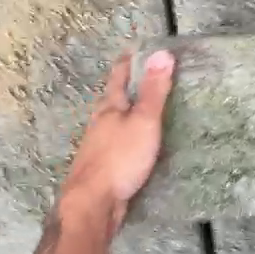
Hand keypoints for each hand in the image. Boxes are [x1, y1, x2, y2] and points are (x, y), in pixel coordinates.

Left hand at [58, 49, 175, 229]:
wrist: (92, 205)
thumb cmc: (119, 158)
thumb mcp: (144, 121)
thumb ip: (154, 90)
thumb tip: (162, 53)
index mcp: (109, 108)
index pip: (118, 77)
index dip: (127, 62)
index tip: (135, 48)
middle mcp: (100, 123)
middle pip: (112, 98)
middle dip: (125, 86)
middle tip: (141, 76)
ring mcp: (98, 146)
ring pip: (113, 122)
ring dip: (126, 112)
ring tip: (142, 108)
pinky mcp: (103, 167)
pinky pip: (117, 143)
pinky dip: (128, 136)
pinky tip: (136, 143)